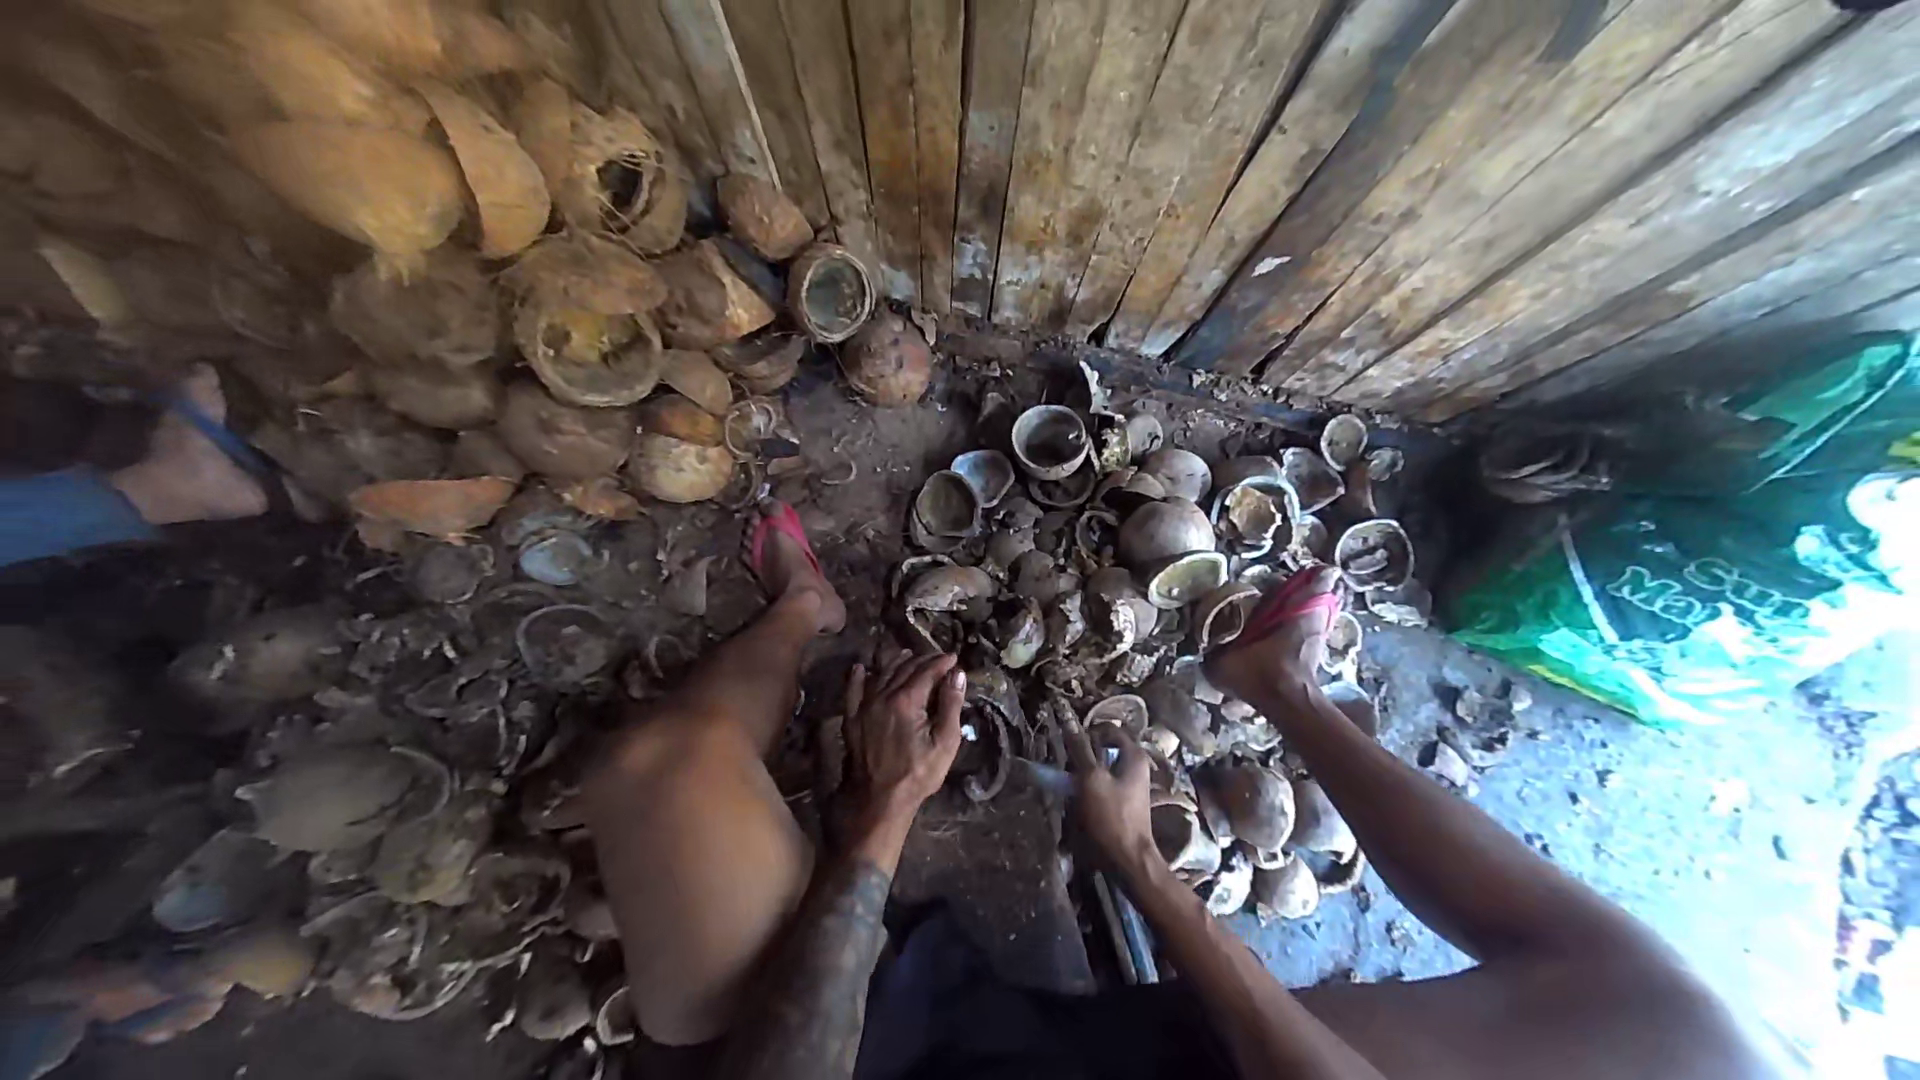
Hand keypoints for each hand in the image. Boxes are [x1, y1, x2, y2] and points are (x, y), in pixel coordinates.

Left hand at [839, 650, 966, 846]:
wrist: (879, 800)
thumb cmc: (918, 773)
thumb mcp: (945, 741)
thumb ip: (951, 704)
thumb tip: (957, 674)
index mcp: (907, 700)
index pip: (927, 671)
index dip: (942, 662)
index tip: (954, 658)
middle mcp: (883, 695)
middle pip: (905, 668)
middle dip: (924, 660)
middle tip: (938, 659)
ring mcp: (864, 706)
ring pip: (881, 674)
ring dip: (897, 662)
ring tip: (908, 656)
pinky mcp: (852, 719)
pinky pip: (853, 691)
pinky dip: (858, 677)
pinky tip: (861, 669)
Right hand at [1066, 721, 1157, 881]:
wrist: (1128, 860)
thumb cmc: (1111, 817)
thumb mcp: (1091, 779)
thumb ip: (1080, 749)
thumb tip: (1068, 720)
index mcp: (1134, 755)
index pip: (1108, 728)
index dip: (1087, 732)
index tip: (1070, 745)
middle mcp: (1137, 765)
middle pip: (1105, 747)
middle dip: (1084, 753)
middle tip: (1067, 763)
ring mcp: (1132, 783)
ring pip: (1103, 765)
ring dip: (1085, 770)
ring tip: (1070, 780)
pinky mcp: (1125, 799)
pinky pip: (1104, 782)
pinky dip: (1090, 784)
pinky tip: (1079, 796)